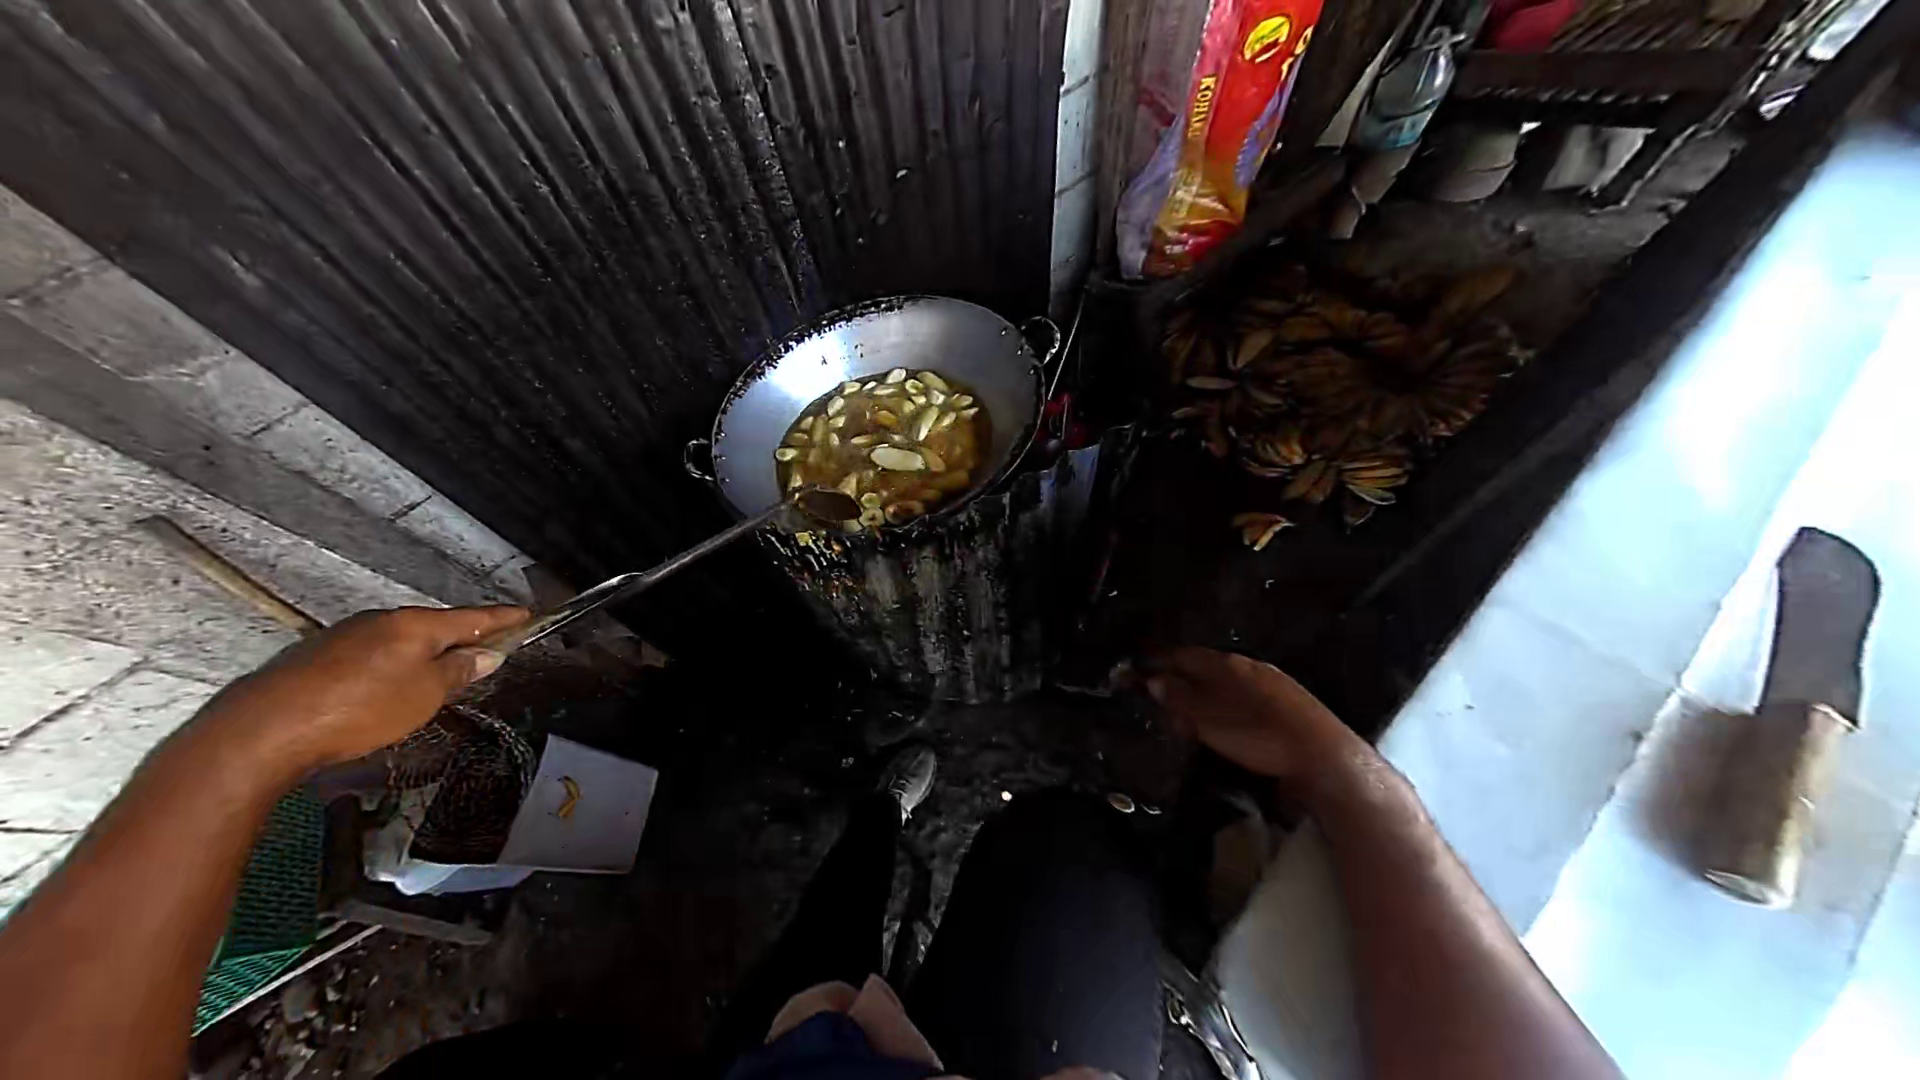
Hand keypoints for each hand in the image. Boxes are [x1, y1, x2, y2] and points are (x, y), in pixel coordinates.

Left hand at [197, 605, 528, 772]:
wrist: (259, 733)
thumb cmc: (360, 710)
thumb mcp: (426, 695)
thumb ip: (460, 671)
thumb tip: (487, 654)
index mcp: (415, 625)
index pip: (473, 617)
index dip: (504, 617)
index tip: (528, 614)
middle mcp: (381, 621)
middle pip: (435, 626)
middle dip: (463, 637)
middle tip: (486, 651)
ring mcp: (345, 637)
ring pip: (402, 639)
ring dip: (426, 652)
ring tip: (440, 674)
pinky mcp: (316, 658)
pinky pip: (373, 653)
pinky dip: (394, 664)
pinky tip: (390, 686)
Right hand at [1143, 647, 1374, 796]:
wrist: (1324, 756)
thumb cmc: (1258, 735)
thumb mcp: (1208, 719)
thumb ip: (1178, 698)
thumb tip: (1152, 679)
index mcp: (1225, 663)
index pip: (1181, 655)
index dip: (1159, 661)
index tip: (1140, 669)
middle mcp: (1247, 664)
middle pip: (1204, 665)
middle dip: (1180, 677)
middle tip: (1160, 695)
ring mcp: (1271, 681)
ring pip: (1226, 680)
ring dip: (1204, 691)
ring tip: (1190, 710)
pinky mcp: (1288, 701)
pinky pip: (1245, 693)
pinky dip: (1227, 701)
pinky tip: (1228, 718)